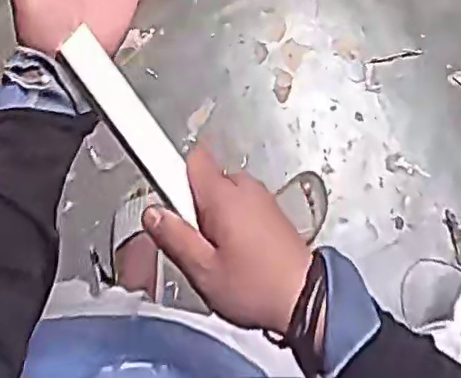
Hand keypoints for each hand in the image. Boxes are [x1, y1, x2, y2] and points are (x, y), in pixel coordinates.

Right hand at [142, 146, 311, 334]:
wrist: (308, 300)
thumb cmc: (256, 287)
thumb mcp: (204, 271)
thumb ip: (175, 238)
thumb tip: (152, 214)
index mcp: (223, 194)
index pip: (191, 159)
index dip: (174, 173)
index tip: (166, 194)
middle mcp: (243, 186)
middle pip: (206, 180)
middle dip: (196, 206)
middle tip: (198, 243)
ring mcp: (260, 195)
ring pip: (224, 193)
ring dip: (217, 215)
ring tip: (221, 254)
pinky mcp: (272, 209)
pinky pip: (242, 203)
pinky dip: (236, 220)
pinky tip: (241, 253)